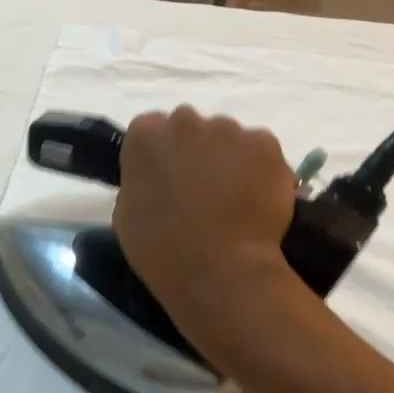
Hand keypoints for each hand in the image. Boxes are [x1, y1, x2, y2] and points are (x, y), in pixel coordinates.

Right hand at [114, 106, 300, 325]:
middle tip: (198, 189)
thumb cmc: (161, 250)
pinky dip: (257, 169)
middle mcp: (186, 122)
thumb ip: (139, 182)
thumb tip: (158, 178)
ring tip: (231, 199)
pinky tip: (254, 200)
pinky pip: (258, 150)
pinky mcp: (266, 144)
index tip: (164, 178)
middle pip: (188, 127)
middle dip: (192, 151)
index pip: (148, 129)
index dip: (158, 154)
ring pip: (226, 138)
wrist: (220, 270)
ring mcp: (230, 130)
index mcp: (144, 138)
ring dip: (226, 159)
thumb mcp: (126, 216)